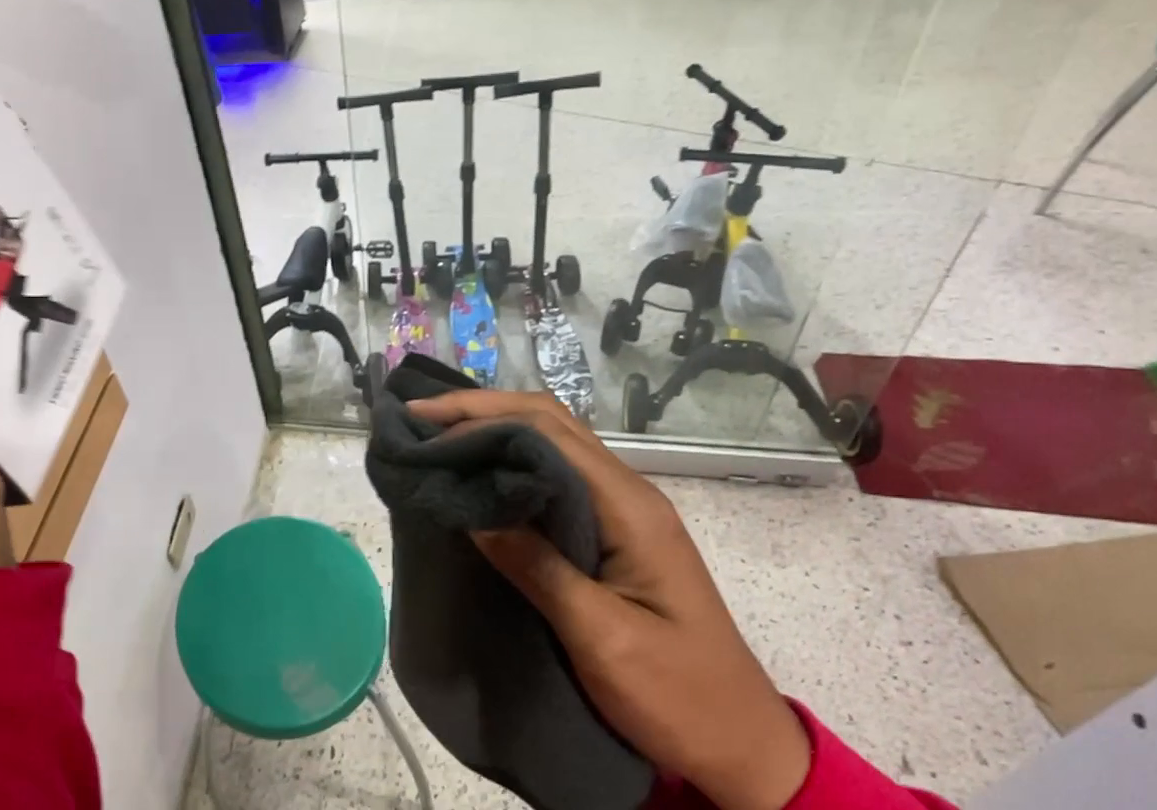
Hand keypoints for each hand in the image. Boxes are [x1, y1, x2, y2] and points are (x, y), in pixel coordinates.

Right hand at [409, 390, 810, 809]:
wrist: (740, 746)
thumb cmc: (676, 696)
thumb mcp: (601, 638)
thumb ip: (537, 566)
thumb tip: (469, 506)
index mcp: (629, 507)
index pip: (547, 430)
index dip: (480, 417)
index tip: (422, 428)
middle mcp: (627, 494)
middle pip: (548, 422)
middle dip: (480, 411)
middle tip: (416, 421)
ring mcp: (622, 512)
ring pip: (551, 444)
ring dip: (493, 431)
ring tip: (434, 439)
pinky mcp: (612, 534)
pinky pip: (555, 478)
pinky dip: (509, 464)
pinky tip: (476, 477)